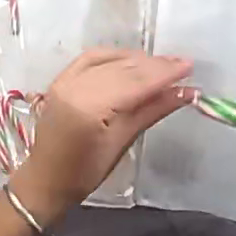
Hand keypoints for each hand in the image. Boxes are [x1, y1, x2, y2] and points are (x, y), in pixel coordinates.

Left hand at [8, 49, 192, 225]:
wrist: (45, 179)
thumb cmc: (84, 172)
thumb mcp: (122, 142)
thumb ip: (152, 110)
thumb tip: (186, 92)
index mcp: (89, 107)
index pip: (134, 83)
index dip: (163, 73)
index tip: (189, 66)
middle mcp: (74, 87)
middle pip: (122, 69)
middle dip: (154, 66)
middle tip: (183, 64)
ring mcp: (64, 81)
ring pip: (108, 61)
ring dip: (137, 60)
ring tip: (163, 64)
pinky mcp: (60, 80)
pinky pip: (90, 59)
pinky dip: (114, 56)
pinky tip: (132, 60)